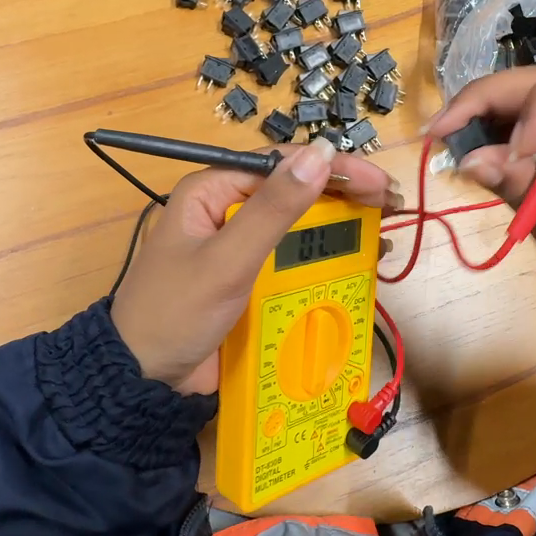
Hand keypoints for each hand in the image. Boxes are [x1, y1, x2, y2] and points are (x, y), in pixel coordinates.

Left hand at [111, 138, 394, 393]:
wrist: (144, 382)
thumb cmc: (176, 312)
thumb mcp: (227, 258)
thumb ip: (273, 209)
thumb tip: (320, 153)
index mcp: (212, 190)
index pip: (281, 165)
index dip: (333, 169)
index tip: (377, 183)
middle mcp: (227, 210)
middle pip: (295, 191)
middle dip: (343, 195)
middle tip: (391, 203)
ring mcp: (241, 246)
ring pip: (299, 225)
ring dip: (341, 225)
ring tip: (384, 230)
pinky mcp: (251, 279)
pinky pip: (294, 260)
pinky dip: (326, 257)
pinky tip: (359, 259)